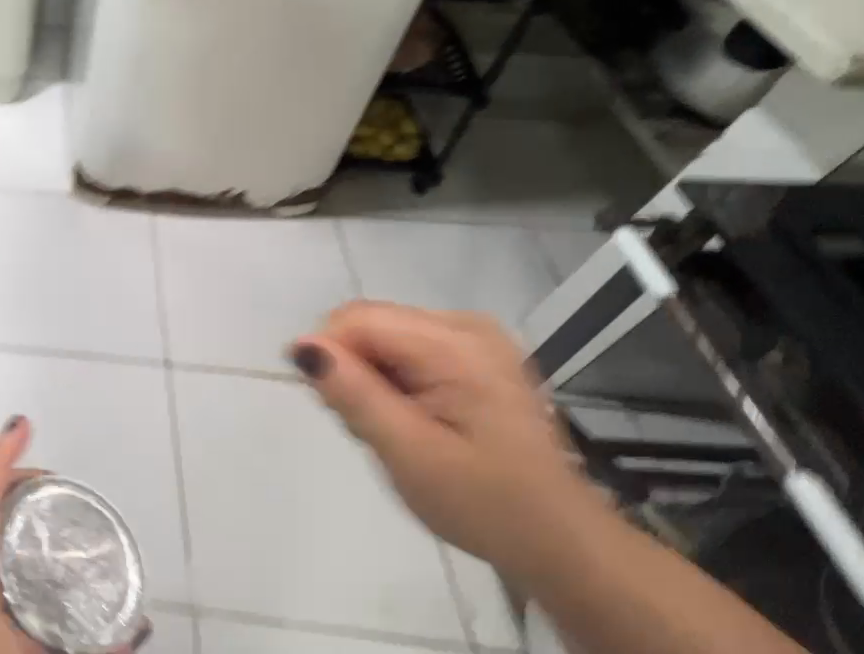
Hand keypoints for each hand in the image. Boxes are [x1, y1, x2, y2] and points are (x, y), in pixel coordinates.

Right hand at [290, 302, 610, 581]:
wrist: (562, 544)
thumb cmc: (484, 504)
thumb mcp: (408, 454)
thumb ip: (353, 394)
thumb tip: (302, 346)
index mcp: (456, 346)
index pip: (358, 319)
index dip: (328, 354)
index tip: (332, 406)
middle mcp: (466, 326)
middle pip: (371, 322)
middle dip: (351, 367)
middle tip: (366, 425)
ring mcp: (476, 338)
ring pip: (384, 334)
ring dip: (369, 374)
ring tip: (393, 427)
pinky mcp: (477, 355)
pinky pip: (407, 347)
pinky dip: (393, 378)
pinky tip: (412, 417)